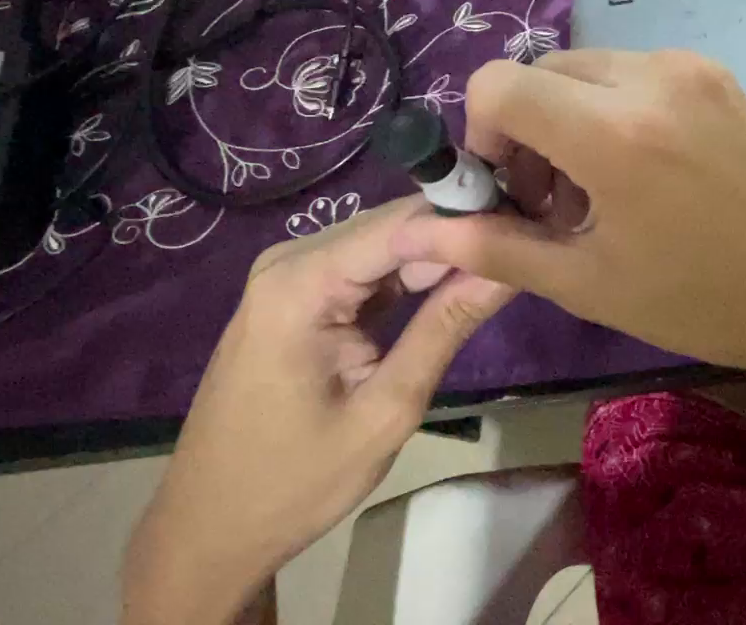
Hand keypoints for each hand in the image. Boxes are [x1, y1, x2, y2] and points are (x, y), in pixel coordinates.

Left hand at [122, 197, 515, 624]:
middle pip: (399, 223)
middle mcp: (292, 260)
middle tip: (531, 247)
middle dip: (465, 231)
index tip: (535, 225)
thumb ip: (448, 326)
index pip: (406, 222)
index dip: (473, 217)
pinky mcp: (303, 292)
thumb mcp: (388, 408)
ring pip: (393, 240)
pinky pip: (375, 265)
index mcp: (300, 283)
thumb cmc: (296, 480)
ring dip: (448, 251)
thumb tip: (513, 266)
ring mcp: (293, 273)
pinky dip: (420, 273)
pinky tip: (463, 281)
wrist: (210, 529)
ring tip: (510, 260)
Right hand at [388, 50, 745, 396]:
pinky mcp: (723, 77)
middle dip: (525, 129)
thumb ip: (500, 247)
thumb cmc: (714, 301)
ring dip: (571, 120)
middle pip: (544, 72)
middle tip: (551, 201)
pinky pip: (641, 77)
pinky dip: (617, 112)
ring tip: (601, 195)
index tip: (506, 189)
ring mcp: (694, 69)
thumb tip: (422, 232)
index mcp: (613, 128)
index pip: (499, 83)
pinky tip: (646, 174)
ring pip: (593, 71)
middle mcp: (652, 76)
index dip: (481, 134)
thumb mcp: (594, 285)